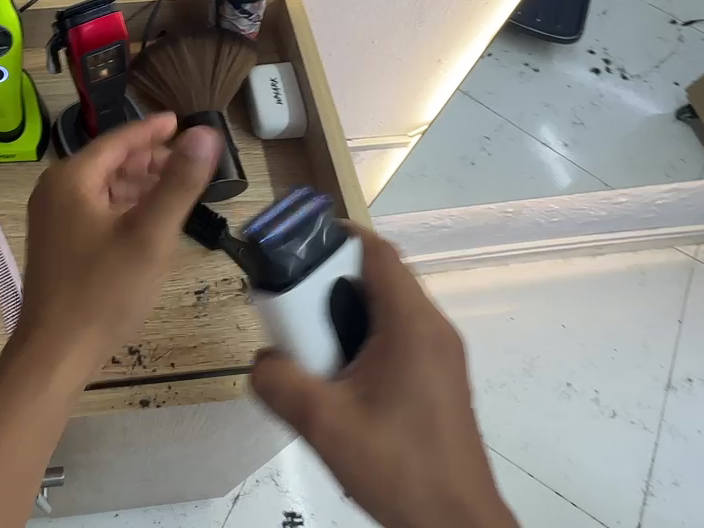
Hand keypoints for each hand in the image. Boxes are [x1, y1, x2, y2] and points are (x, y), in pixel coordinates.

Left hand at [14, 113, 218, 371]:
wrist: (55, 353)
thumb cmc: (103, 291)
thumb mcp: (151, 235)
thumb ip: (179, 182)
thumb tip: (204, 134)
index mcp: (71, 178)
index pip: (118, 140)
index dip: (152, 130)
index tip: (181, 121)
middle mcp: (55, 190)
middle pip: (110, 161)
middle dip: (149, 159)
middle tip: (187, 162)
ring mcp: (52, 217)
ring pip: (103, 186)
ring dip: (138, 184)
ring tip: (174, 188)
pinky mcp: (57, 242)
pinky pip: (95, 208)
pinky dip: (124, 206)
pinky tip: (148, 220)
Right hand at [250, 231, 517, 527]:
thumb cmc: (398, 467)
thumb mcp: (323, 423)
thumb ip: (278, 381)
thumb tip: (262, 360)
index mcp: (411, 323)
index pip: (375, 250)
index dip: (335, 236)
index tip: (296, 247)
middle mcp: (432, 328)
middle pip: (377, 276)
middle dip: (330, 282)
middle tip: (294, 307)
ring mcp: (441, 354)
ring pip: (385, 308)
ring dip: (344, 314)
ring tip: (312, 346)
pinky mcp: (439, 379)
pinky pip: (396, 336)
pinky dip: (362, 339)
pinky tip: (339, 378)